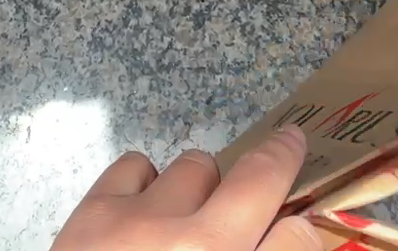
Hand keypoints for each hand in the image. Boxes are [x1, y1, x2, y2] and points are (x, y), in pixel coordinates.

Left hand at [52, 125, 320, 250]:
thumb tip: (287, 237)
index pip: (296, 239)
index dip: (305, 227)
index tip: (304, 219)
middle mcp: (194, 248)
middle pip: (255, 179)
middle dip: (274, 165)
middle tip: (279, 157)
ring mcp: (140, 224)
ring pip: (197, 165)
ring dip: (204, 188)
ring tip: (192, 219)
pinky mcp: (92, 213)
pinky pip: (137, 165)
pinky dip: (146, 185)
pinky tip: (142, 216)